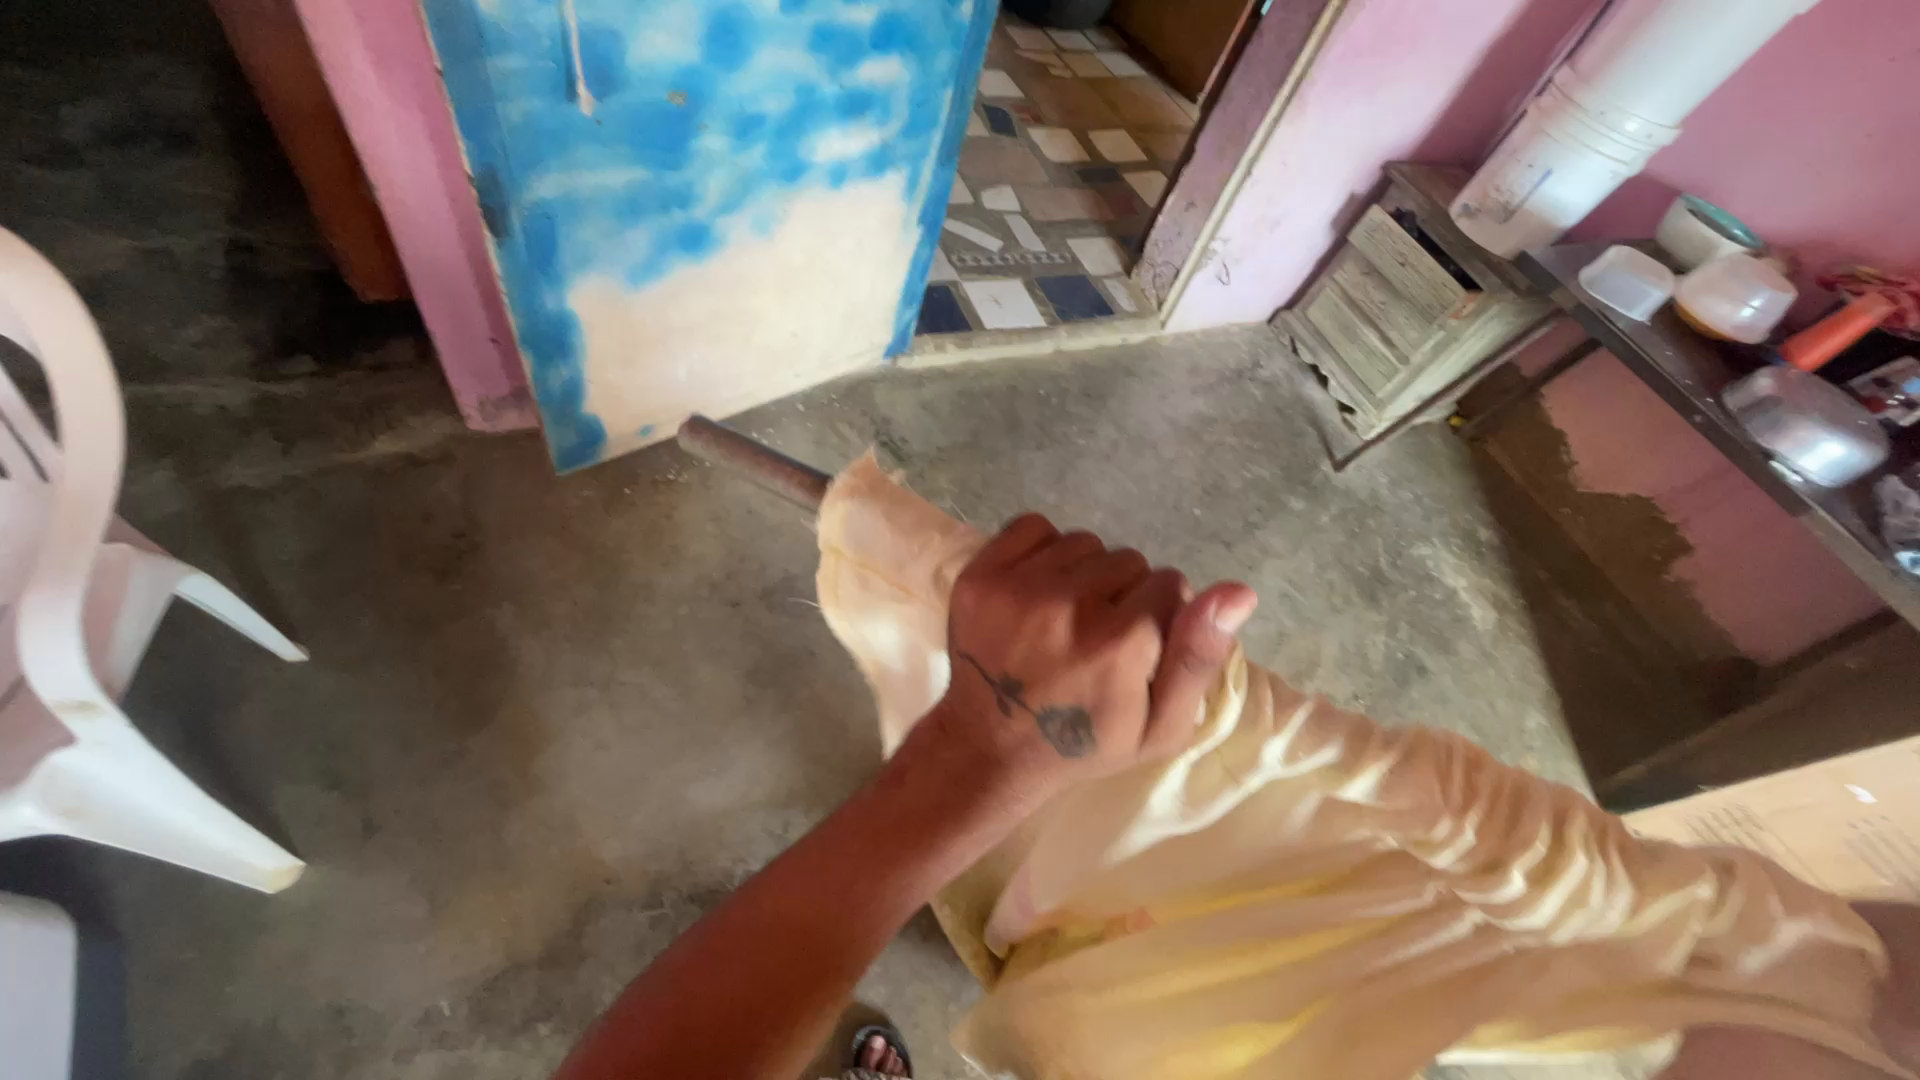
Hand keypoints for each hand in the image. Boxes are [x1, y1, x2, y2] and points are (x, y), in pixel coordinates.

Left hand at [924, 513, 1256, 809]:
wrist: (988, 747)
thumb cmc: (1082, 744)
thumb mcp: (1160, 728)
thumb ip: (1199, 659)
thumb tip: (1238, 592)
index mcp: (1118, 644)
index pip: (1171, 584)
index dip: (1162, 614)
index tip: (1138, 646)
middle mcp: (1068, 604)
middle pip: (1127, 560)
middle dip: (1125, 593)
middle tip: (1099, 635)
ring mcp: (1016, 587)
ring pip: (1084, 543)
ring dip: (1086, 572)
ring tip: (1068, 614)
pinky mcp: (980, 575)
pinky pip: (1033, 527)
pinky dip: (1043, 551)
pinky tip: (1039, 589)